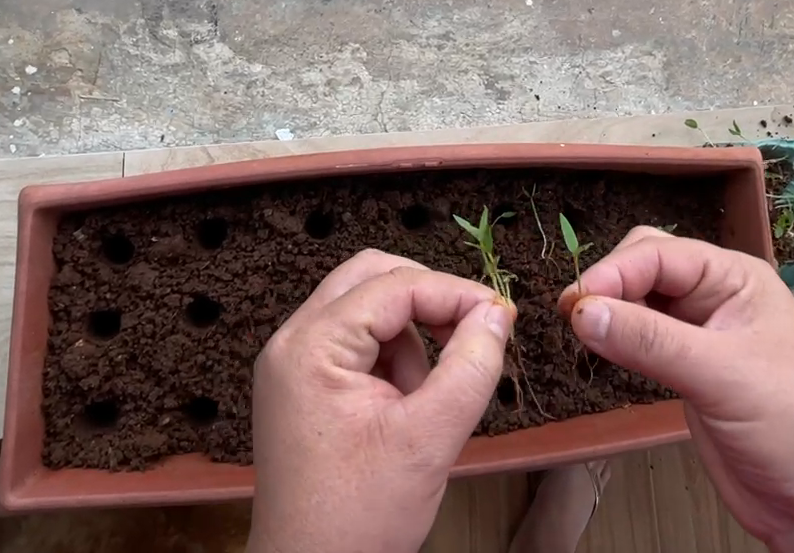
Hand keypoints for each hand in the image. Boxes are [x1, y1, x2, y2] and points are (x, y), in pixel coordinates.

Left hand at [248, 249, 514, 552]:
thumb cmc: (362, 517)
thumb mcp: (429, 440)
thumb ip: (470, 366)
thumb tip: (497, 311)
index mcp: (311, 346)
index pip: (394, 286)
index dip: (453, 292)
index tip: (501, 315)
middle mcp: (293, 339)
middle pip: (371, 276)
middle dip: (427, 296)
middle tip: (469, 328)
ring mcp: (294, 360)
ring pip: (367, 304)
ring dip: (410, 331)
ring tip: (425, 394)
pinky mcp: (304, 381)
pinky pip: (358, 338)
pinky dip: (393, 354)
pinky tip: (403, 404)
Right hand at [559, 228, 793, 552]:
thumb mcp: (722, 376)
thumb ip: (650, 341)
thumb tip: (582, 311)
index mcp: (736, 279)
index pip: (662, 254)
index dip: (616, 271)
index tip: (577, 301)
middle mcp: (716, 297)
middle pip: (647, 266)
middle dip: (611, 282)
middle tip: (574, 314)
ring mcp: (701, 334)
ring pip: (641, 301)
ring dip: (610, 309)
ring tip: (579, 330)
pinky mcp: (688, 371)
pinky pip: (642, 339)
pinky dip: (618, 338)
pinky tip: (600, 348)